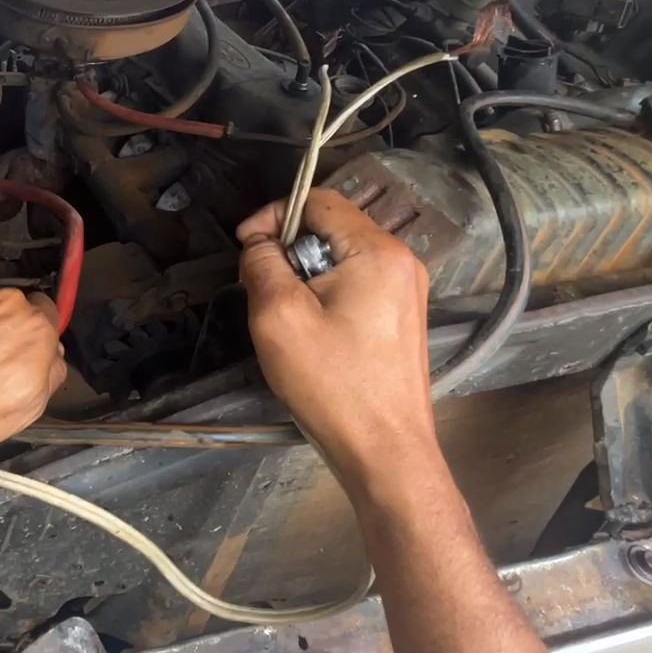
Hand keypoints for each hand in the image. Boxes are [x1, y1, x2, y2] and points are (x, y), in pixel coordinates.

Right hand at [236, 189, 437, 491]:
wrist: (384, 451)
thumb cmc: (331, 382)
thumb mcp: (277, 313)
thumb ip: (261, 262)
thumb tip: (258, 241)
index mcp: (377, 252)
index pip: (319, 200)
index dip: (274, 214)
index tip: (246, 246)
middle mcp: (400, 262)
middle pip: (330, 226)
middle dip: (287, 247)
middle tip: (260, 283)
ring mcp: (405, 290)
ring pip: (339, 256)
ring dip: (302, 272)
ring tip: (282, 310)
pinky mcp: (399, 317)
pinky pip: (353, 282)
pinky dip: (322, 292)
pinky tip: (309, 328)